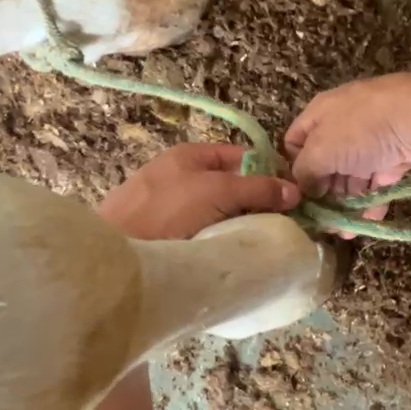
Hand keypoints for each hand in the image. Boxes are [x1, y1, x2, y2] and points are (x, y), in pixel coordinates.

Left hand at [96, 144, 299, 240]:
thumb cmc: (168, 212)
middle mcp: (175, 174)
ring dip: (234, 222)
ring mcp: (164, 204)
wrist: (116, 254)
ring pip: (214, 209)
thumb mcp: (220, 192)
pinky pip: (197, 230)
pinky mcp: (156, 232)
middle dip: (253, 201)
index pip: (242, 155)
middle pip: (229, 183)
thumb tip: (294, 191)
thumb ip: (258, 188)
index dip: (268, 172)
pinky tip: (222, 252)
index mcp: (189, 155)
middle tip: (277, 223)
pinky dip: (213, 237)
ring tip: (253, 241)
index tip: (291, 197)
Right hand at [283, 75, 410, 213]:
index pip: (295, 142)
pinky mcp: (396, 155)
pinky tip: (366, 225)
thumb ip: (305, 172)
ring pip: (353, 175)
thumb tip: (307, 189)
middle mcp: (344, 124)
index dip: (293, 169)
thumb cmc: (361, 130)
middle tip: (322, 222)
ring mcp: (372, 140)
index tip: (297, 196)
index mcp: (320, 114)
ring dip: (347, 203)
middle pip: (326, 163)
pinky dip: (372, 202)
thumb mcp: (321, 151)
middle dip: (323, 193)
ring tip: (343, 232)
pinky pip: (378, 182)